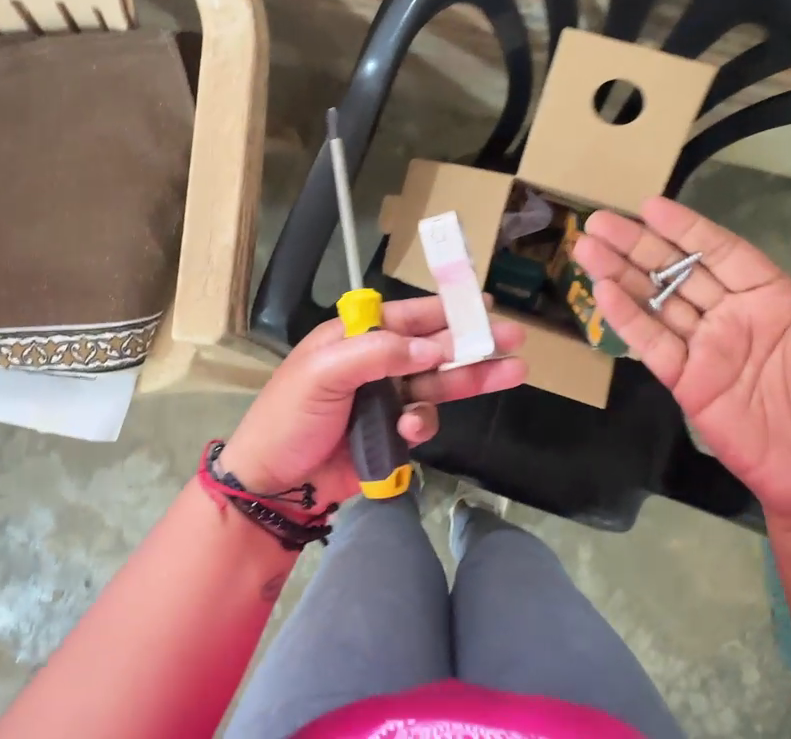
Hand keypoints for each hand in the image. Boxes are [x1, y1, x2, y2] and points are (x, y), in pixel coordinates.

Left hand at [220, 296, 527, 508]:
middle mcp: (375, 363)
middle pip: (433, 347)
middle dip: (473, 342)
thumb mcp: (323, 372)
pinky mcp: (393, 434)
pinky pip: (424, 420)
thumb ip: (378, 353)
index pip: (406, 315)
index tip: (482, 304)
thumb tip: (433, 347)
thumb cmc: (290, 417)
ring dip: (471, 377)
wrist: (275, 485)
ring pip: (438, 382)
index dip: (444, 310)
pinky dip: (425, 423)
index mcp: (354, 338)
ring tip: (513, 372)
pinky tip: (413, 430)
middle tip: (514, 337)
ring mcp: (386, 400)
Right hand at [571, 197, 790, 527]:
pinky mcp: (687, 383)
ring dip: (621, 274)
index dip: (686, 228)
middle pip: (678, 271)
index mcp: (774, 299)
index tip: (649, 206)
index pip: (722, 252)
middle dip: (638, 245)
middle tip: (599, 221)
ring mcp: (706, 349)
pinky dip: (626, 319)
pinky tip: (601, 293)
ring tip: (586, 247)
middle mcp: (733, 316)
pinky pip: (652, 345)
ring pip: (657, 302)